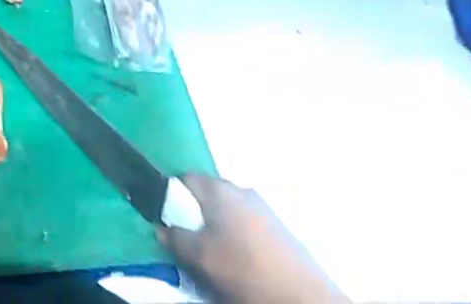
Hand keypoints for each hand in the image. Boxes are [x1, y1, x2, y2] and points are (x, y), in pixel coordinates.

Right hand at [157, 174, 348, 303]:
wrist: (309, 302)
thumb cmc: (247, 271)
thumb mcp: (201, 257)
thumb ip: (175, 238)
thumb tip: (161, 228)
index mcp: (219, 188)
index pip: (183, 178)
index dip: (170, 196)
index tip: (168, 220)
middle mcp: (241, 190)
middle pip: (206, 196)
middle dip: (196, 215)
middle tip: (191, 242)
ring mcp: (265, 209)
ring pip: (228, 213)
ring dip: (218, 229)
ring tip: (217, 256)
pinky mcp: (281, 230)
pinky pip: (247, 226)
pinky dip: (238, 239)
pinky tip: (241, 262)